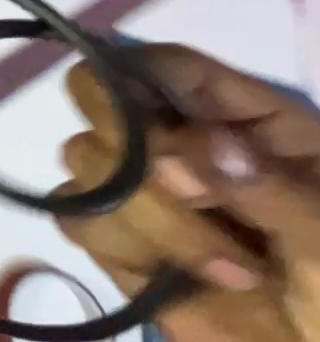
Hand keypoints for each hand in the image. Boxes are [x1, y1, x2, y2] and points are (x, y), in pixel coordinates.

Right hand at [60, 45, 319, 340]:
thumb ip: (268, 189)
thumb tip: (184, 150)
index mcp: (246, 124)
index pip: (167, 64)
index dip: (142, 76)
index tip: (152, 123)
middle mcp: (179, 141)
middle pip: (97, 92)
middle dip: (132, 143)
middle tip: (189, 194)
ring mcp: (137, 186)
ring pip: (86, 157)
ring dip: (152, 217)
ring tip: (232, 273)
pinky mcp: (110, 232)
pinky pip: (75, 212)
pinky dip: (122, 245)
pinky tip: (175, 279)